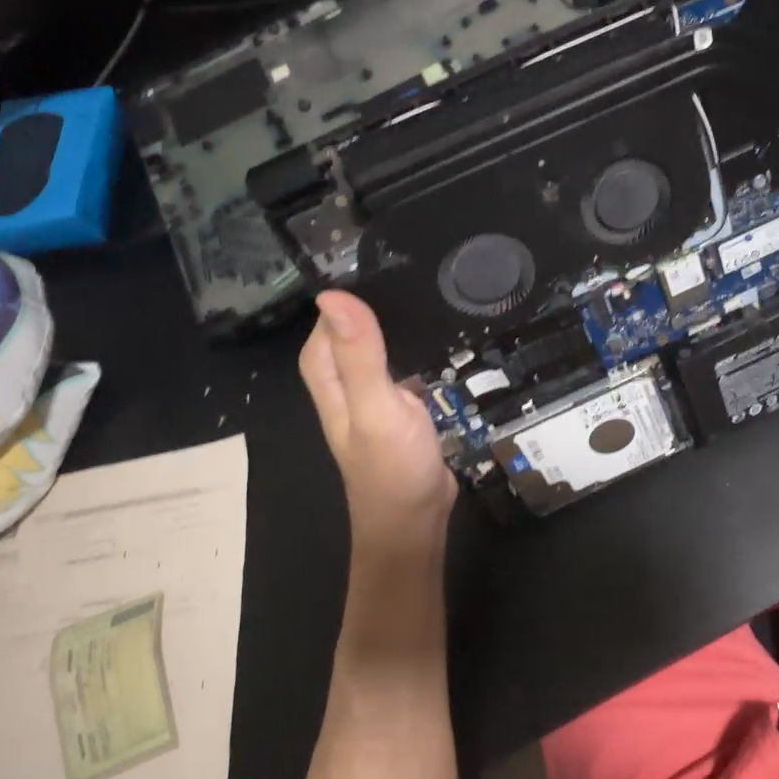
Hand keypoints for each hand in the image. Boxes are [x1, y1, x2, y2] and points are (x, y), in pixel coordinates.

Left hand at [299, 291, 456, 538]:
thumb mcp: (375, 407)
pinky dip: (424, 349)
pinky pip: (409, 365)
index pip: (329, 317)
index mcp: (330, 375)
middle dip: (384, 301)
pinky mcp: (404, 406)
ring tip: (440, 291)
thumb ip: (359, 354)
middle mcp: (347, 380)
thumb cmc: (390, 466)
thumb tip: (332, 295)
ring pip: (386, 345)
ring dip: (405, 323)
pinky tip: (450, 337)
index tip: (387, 256)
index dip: (351, 288)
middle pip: (358, 328)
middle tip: (424, 268)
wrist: (415, 522)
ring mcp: (376, 394)